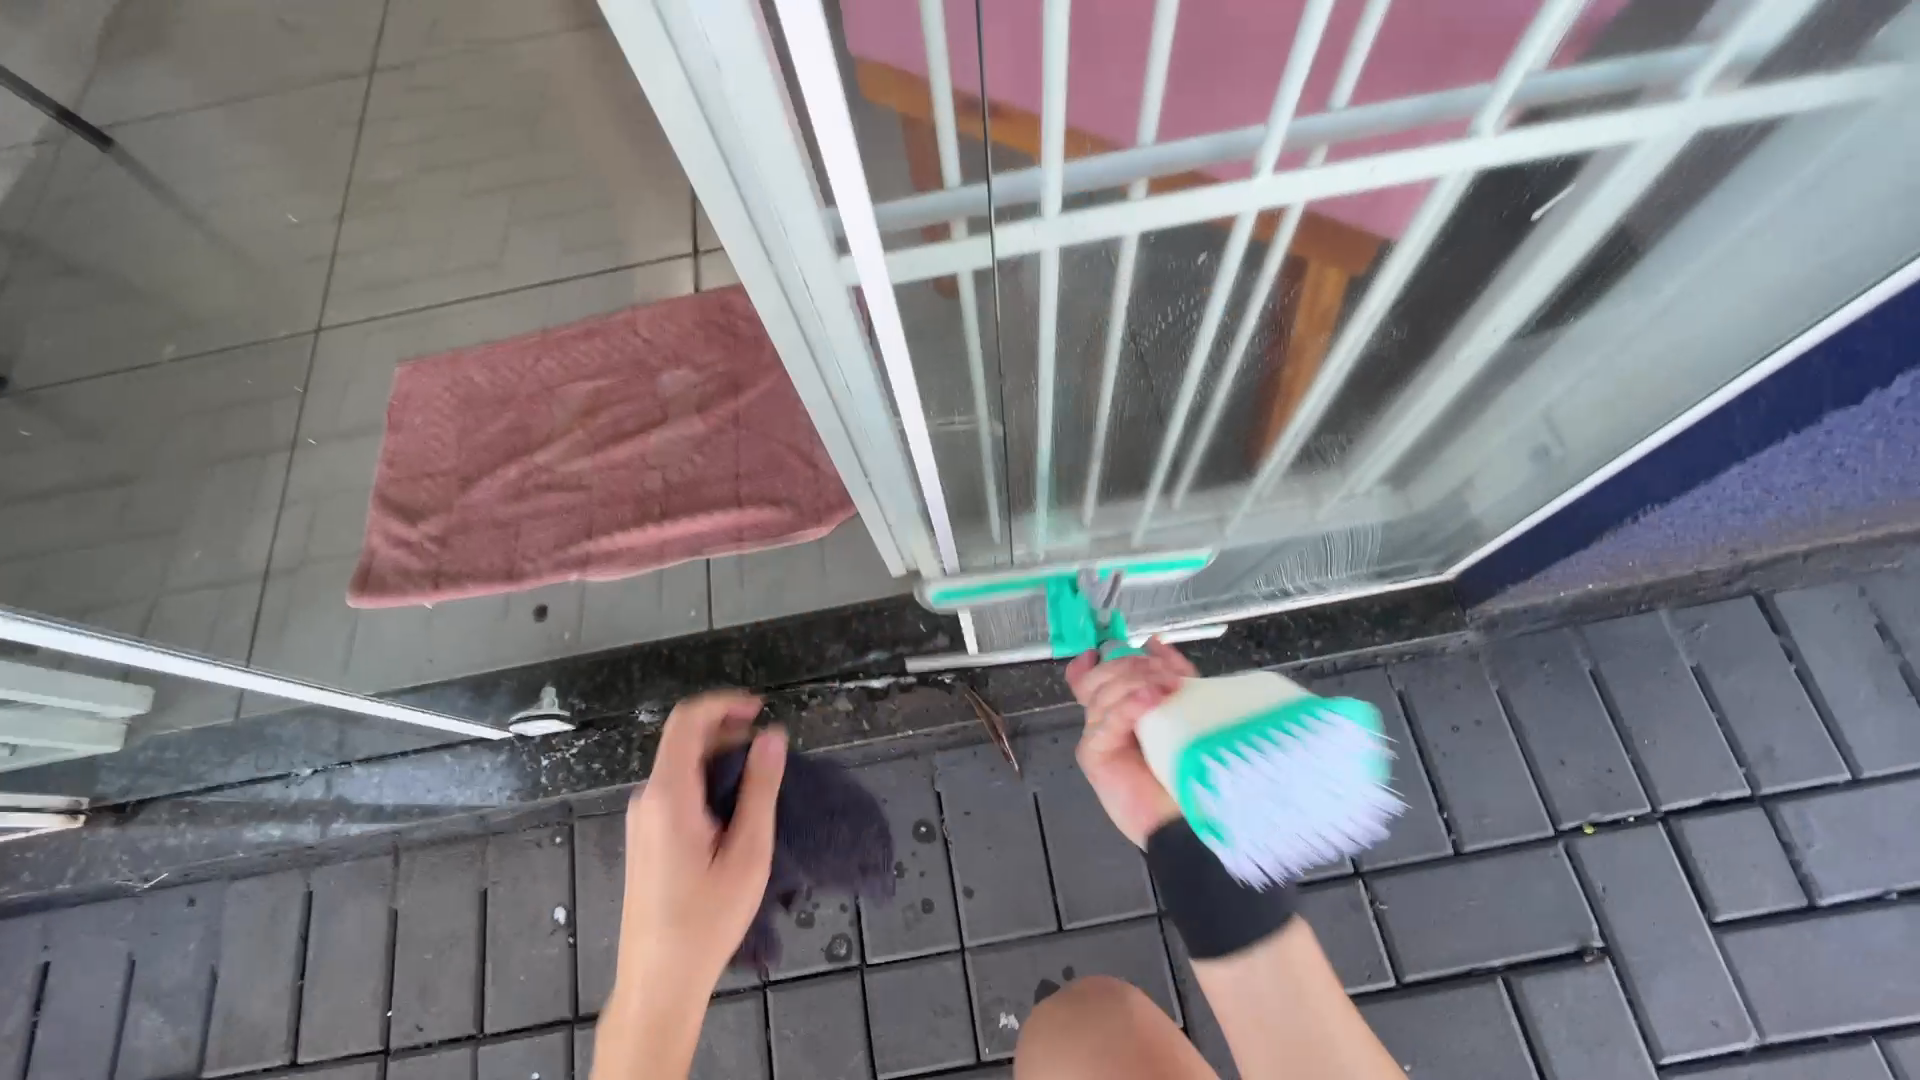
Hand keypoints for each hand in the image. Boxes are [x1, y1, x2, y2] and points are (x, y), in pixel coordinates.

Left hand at [618, 690, 786, 993]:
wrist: (660, 980)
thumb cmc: (706, 920)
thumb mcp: (748, 853)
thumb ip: (760, 789)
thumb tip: (773, 736)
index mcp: (668, 796)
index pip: (686, 721)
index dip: (724, 704)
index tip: (761, 708)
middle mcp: (648, 799)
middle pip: (684, 741)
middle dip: (729, 733)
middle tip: (771, 751)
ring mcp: (643, 819)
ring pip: (683, 766)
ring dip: (721, 759)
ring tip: (761, 782)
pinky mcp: (646, 836)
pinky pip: (678, 789)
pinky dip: (709, 782)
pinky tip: (736, 809)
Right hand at [1064, 638, 1196, 846]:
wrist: (1189, 817)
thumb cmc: (1189, 767)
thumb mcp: (1184, 708)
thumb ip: (1170, 675)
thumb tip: (1155, 643)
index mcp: (1119, 709)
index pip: (1089, 677)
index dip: (1095, 660)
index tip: (1108, 648)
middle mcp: (1103, 721)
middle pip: (1097, 678)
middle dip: (1131, 666)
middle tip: (1167, 674)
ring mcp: (1096, 738)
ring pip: (1102, 694)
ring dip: (1137, 683)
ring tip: (1169, 689)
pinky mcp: (1094, 756)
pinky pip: (1105, 721)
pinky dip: (1129, 706)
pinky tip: (1151, 702)